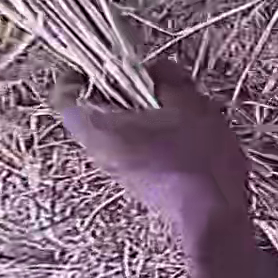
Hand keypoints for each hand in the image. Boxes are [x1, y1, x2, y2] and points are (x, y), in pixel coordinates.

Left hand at [55, 60, 250, 242]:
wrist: (213, 217)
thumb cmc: (197, 160)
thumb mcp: (191, 107)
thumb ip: (171, 80)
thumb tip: (158, 67)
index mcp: (99, 128)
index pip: (64, 92)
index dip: (84, 70)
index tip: (113, 60)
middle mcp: (98, 151)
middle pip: (93, 108)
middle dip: (122, 88)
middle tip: (154, 79)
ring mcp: (118, 170)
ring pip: (116, 128)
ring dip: (141, 111)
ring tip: (176, 105)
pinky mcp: (139, 181)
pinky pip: (135, 146)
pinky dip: (151, 132)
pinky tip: (185, 132)